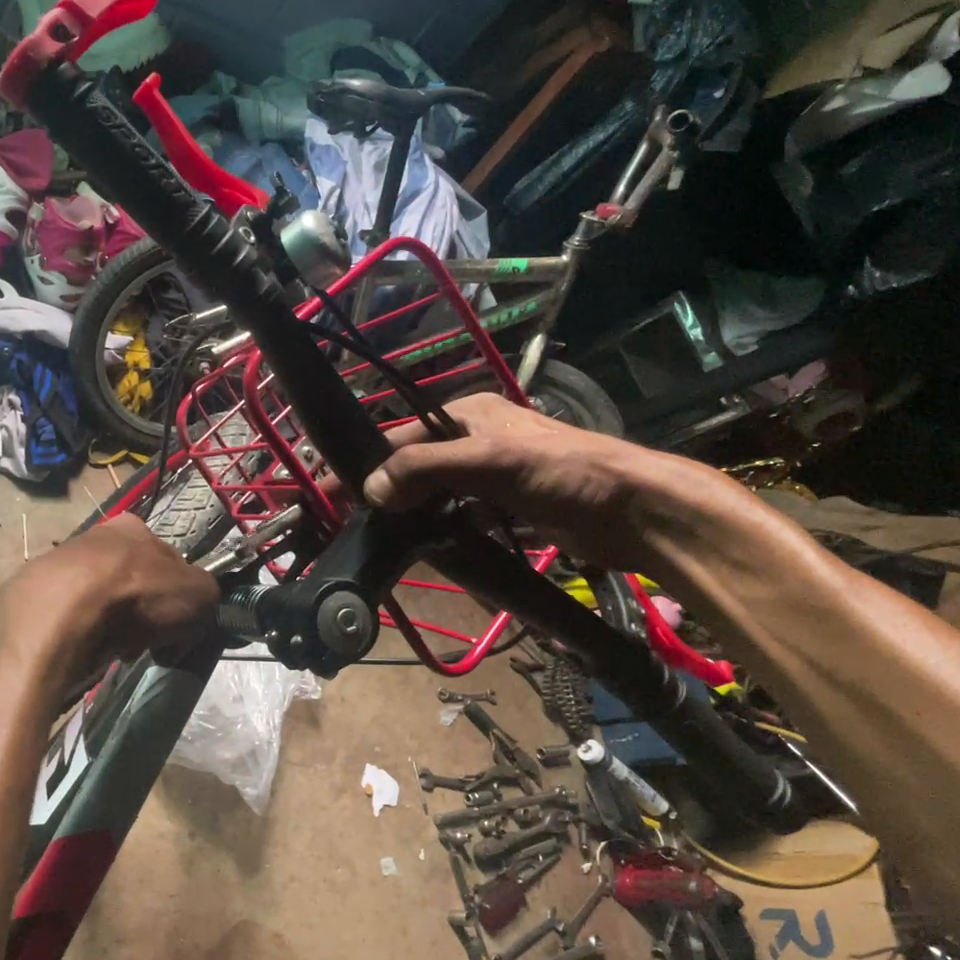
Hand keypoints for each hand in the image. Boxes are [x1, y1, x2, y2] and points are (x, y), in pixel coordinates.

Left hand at [7, 513, 219, 665]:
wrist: (65, 615)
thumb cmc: (138, 593)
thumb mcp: (199, 592)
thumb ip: (205, 594)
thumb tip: (197, 607)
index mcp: (132, 527)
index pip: (163, 558)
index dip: (175, 593)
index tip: (177, 623)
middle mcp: (94, 539)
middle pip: (130, 584)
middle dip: (142, 614)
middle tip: (150, 641)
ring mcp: (61, 568)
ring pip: (102, 605)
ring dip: (114, 629)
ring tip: (119, 650)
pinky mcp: (36, 601)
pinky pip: (74, 624)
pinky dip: (85, 639)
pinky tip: (90, 652)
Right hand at [359, 393, 732, 569]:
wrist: (633, 509)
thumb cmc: (561, 472)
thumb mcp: (488, 461)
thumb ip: (426, 470)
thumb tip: (370, 490)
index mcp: (466, 413)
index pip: (398, 438)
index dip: (363, 464)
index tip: (327, 492)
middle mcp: (474, 438)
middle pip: (413, 465)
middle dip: (383, 490)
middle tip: (349, 521)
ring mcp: (490, 474)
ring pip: (434, 492)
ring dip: (409, 511)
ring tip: (377, 537)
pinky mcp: (505, 505)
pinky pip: (457, 514)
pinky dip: (438, 526)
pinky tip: (422, 545)